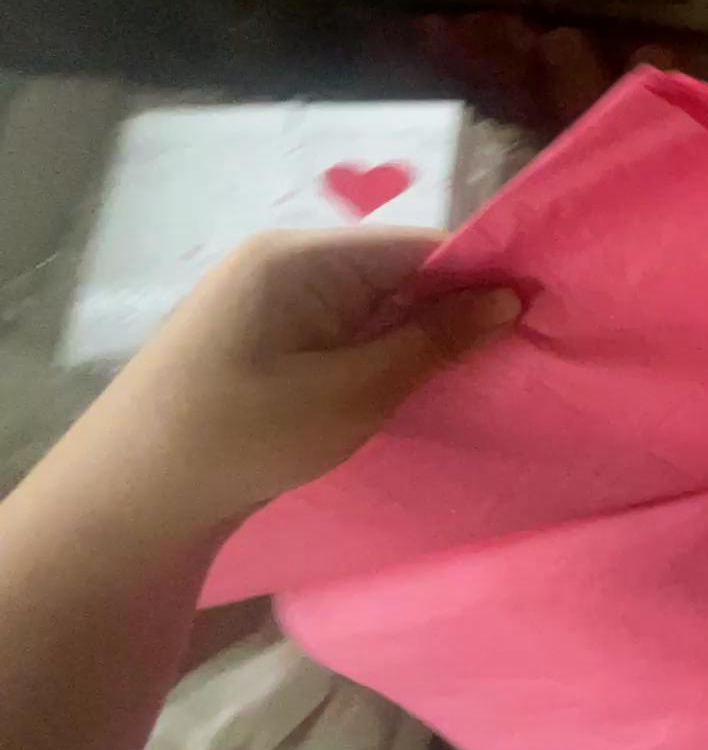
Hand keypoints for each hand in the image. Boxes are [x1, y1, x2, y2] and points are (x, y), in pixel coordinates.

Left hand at [47, 228, 518, 540]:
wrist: (129, 502)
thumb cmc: (247, 435)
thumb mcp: (360, 387)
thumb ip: (440, 337)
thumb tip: (513, 298)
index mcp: (302, 258)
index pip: (423, 247)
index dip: (484, 276)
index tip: (537, 309)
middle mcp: (290, 261)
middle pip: (406, 269)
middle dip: (461, 304)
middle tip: (518, 341)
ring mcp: (278, 295)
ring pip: (385, 299)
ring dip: (430, 329)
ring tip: (481, 360)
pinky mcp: (276, 329)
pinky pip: (359, 321)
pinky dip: (397, 344)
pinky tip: (424, 371)